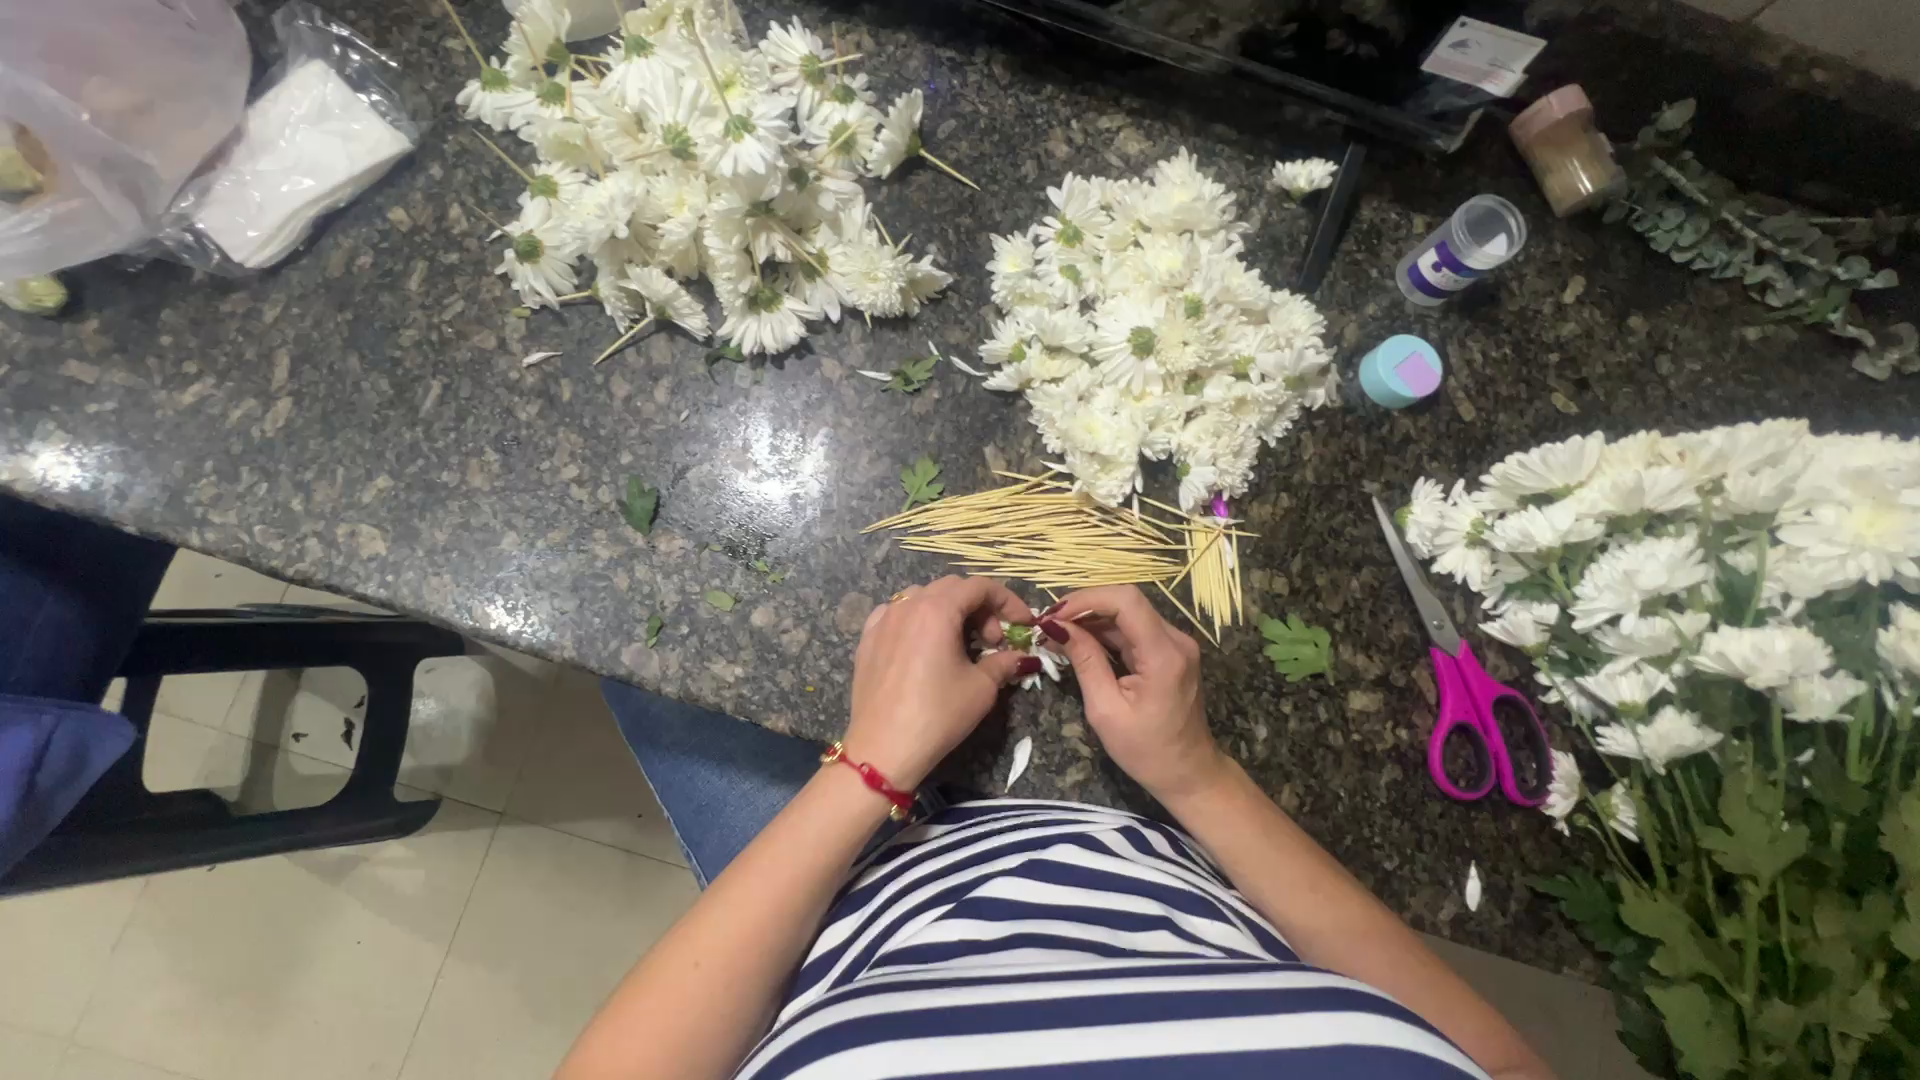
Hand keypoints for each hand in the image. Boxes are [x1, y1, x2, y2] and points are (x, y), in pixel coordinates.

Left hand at [845, 576, 1037, 789]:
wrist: (883, 748)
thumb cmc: (937, 715)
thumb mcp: (980, 689)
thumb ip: (1003, 663)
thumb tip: (1019, 657)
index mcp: (937, 610)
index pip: (979, 586)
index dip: (1007, 600)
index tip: (1021, 624)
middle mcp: (907, 605)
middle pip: (951, 589)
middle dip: (980, 608)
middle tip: (993, 640)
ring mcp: (882, 620)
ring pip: (923, 598)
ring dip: (949, 612)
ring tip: (960, 644)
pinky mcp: (867, 639)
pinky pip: (898, 615)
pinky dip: (919, 621)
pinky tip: (925, 646)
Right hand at [1047, 585, 1224, 801]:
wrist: (1188, 773)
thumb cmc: (1146, 751)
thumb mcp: (1105, 710)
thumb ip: (1085, 661)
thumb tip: (1057, 627)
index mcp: (1164, 655)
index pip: (1125, 601)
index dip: (1086, 599)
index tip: (1054, 616)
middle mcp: (1176, 640)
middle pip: (1126, 603)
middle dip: (1084, 608)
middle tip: (1049, 625)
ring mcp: (1176, 644)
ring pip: (1128, 614)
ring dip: (1091, 619)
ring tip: (1057, 633)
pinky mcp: (1170, 652)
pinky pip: (1134, 630)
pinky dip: (1105, 632)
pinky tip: (1079, 641)